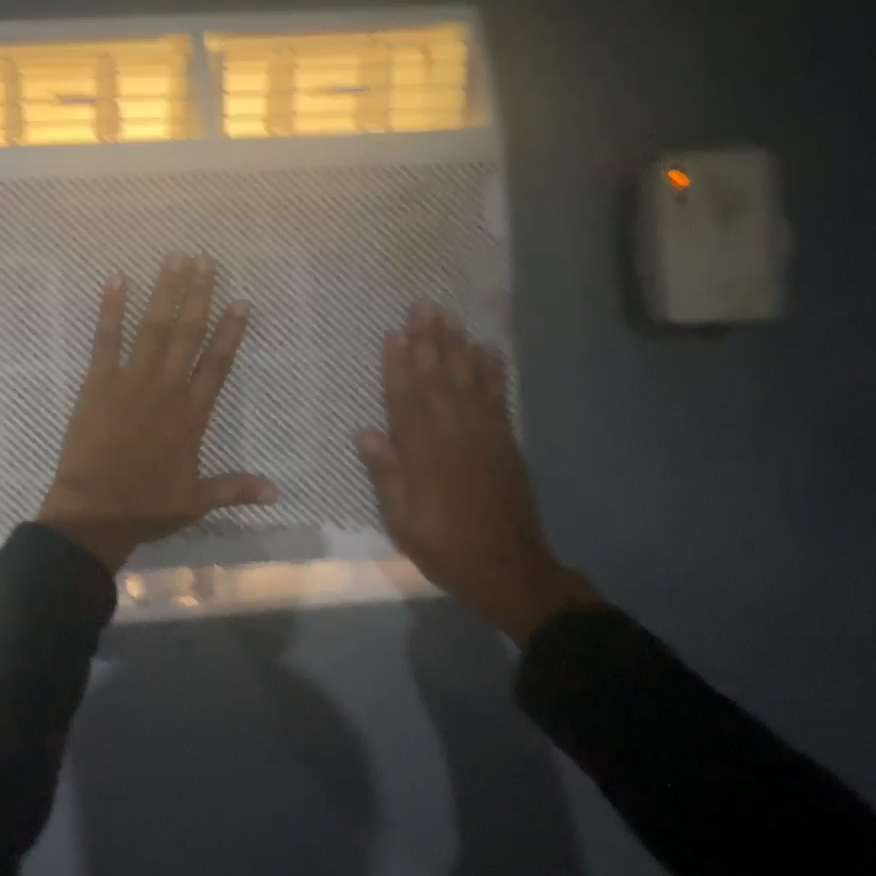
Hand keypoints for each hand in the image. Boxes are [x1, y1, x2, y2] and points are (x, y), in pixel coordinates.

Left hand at [38, 254, 280, 569]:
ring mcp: (130, 382)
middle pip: (186, 334)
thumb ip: (236, 489)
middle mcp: (166, 390)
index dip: (230, 333)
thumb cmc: (146, 507)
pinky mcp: (97, 383)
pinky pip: (106, 340)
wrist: (94, 510)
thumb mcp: (197, 501)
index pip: (217, 365)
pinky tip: (116, 279)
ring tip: (174, 258)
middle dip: (198, 295)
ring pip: (153, 329)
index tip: (241, 301)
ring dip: (164, 292)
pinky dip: (111, 309)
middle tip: (205, 259)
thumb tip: (280, 491)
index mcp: (192, 416)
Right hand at [353, 302, 602, 643]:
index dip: (398, 366)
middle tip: (422, 306)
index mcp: (424, 454)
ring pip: (468, 380)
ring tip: (448, 316)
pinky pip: (497, 398)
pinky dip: (492, 371)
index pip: (406, 400)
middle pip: (439, 379)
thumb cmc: (444, 546)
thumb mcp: (401, 520)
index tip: (392, 334)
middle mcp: (455, 435)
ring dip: (457, 346)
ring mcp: (486, 436)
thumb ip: (387, 474)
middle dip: (429, 342)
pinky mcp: (506, 443)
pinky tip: (486, 350)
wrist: (510, 570)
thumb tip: (365, 432)